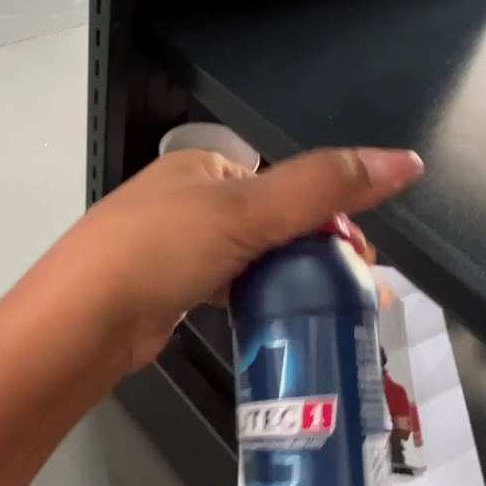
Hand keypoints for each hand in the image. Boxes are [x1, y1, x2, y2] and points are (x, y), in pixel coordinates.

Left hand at [33, 146, 421, 370]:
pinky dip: (258, 301)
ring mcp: (176, 249)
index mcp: (204, 166)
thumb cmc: (157, 253)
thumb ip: (323, 188)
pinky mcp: (171, 291)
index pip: (287, 183)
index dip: (331, 217)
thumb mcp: (245, 212)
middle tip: (355, 293)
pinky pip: (230, 289)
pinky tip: (279, 321)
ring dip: (291, 282)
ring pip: (252, 260)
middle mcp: (190, 202)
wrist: (81, 324)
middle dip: (316, 254)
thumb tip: (404, 161)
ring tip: (331, 312)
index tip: (362, 259)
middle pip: (273, 223)